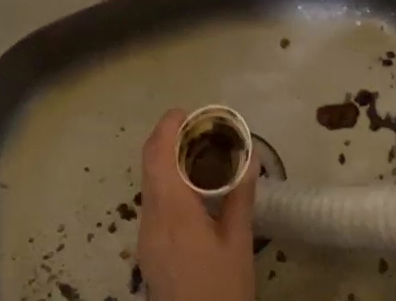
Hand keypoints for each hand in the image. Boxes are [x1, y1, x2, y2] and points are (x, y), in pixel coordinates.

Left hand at [137, 109, 256, 300]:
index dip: (167, 127)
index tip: (188, 112)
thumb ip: (240, 197)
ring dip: (169, 162)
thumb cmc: (221, 289)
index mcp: (172, 214)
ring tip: (204, 155)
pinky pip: (154, 204)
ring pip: (150, 185)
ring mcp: (145, 238)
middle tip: (202, 129)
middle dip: (170, 140)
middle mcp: (151, 221)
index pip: (156, 157)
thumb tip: (250, 157)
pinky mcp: (149, 251)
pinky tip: (196, 191)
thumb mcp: (239, 243)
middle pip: (150, 166)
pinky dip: (170, 185)